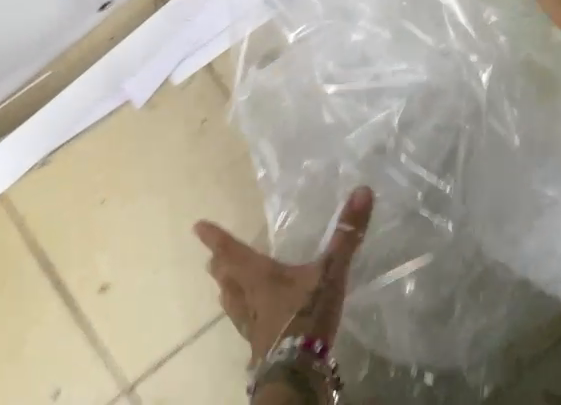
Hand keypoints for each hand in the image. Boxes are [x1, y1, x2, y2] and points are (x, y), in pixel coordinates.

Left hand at [194, 186, 373, 364]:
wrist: (297, 371)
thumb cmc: (307, 315)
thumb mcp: (331, 271)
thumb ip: (347, 234)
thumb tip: (362, 191)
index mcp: (259, 276)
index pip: (232, 251)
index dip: (216, 238)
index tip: (198, 226)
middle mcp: (249, 297)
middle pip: (227, 278)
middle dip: (220, 265)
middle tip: (212, 256)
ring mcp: (252, 324)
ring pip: (232, 302)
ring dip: (227, 290)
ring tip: (225, 286)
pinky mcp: (260, 345)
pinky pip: (245, 323)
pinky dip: (244, 314)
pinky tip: (253, 319)